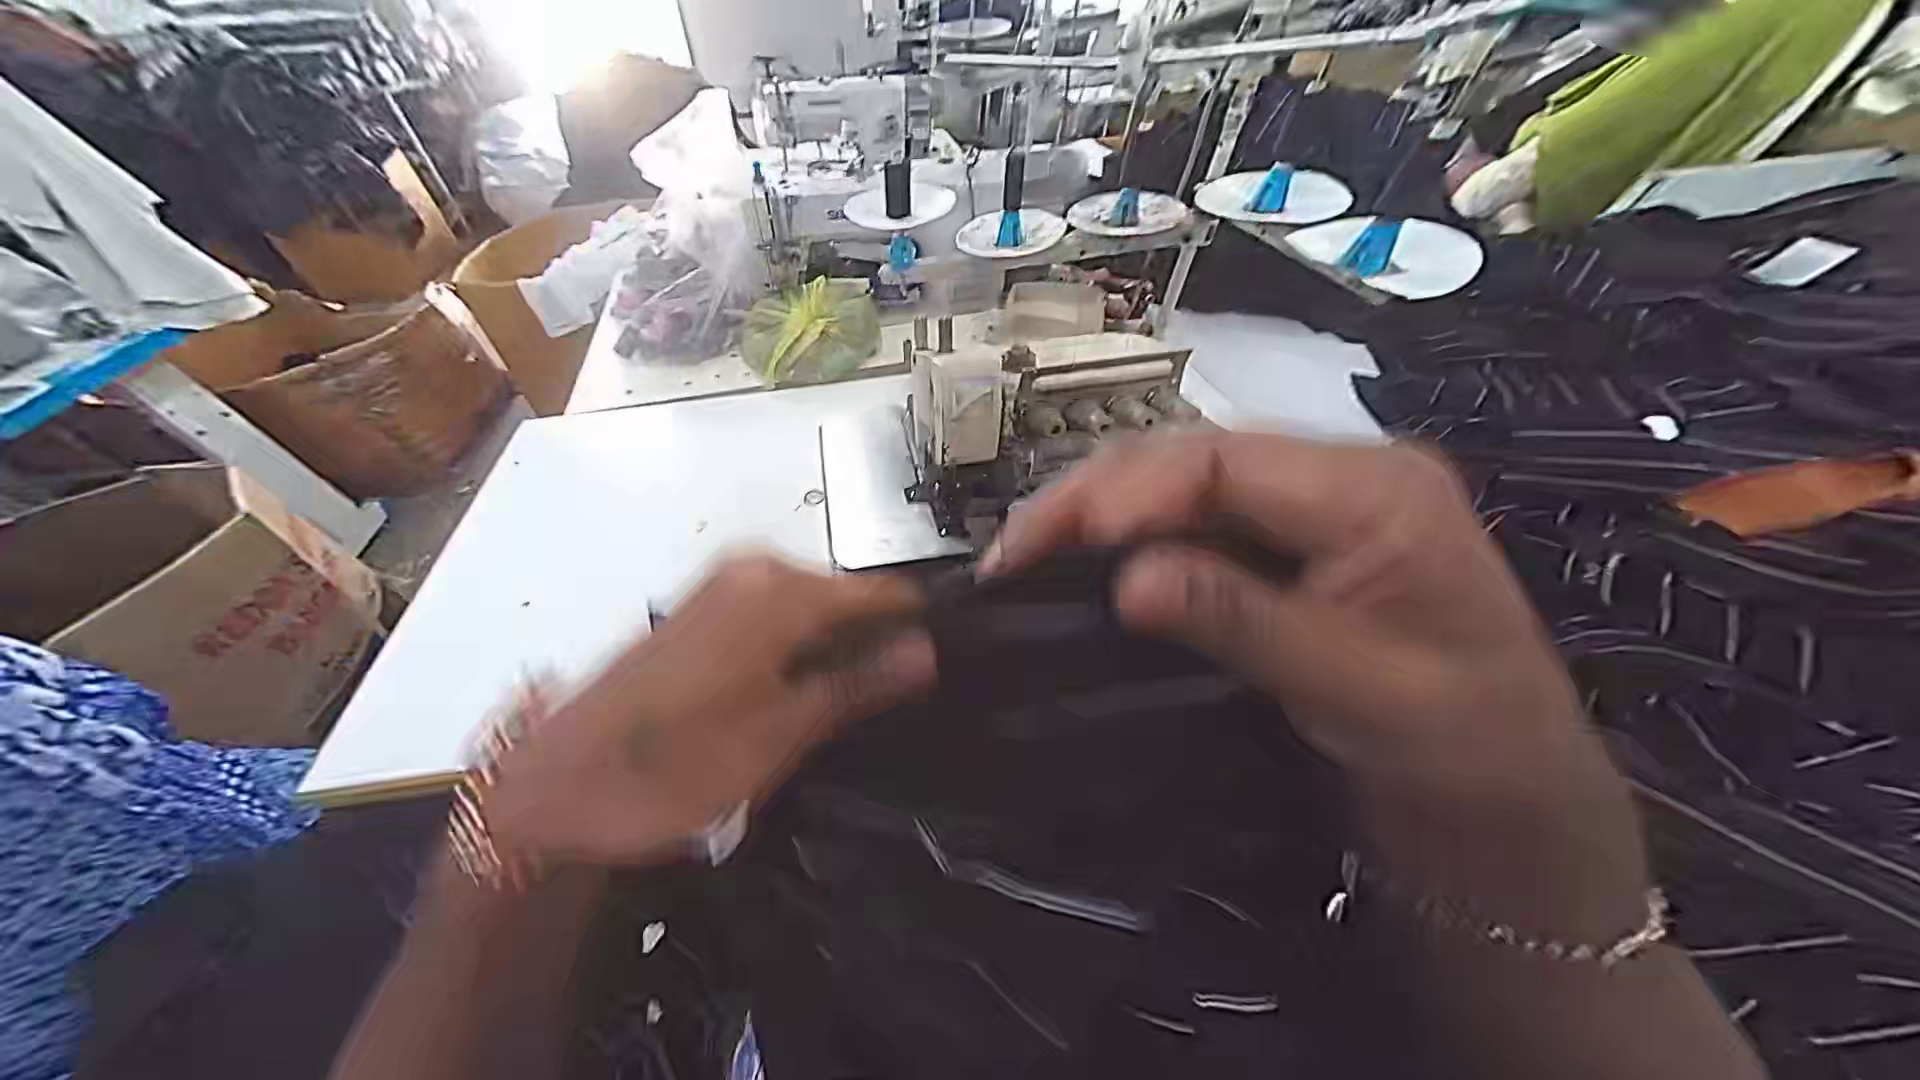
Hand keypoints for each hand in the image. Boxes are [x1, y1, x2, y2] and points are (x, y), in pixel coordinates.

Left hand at [484, 553, 935, 865]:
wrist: (553, 787)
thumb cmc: (672, 766)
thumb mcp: (781, 733)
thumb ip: (858, 683)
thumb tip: (926, 649)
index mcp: (780, 591)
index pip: (882, 592)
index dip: (914, 626)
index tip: (937, 661)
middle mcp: (753, 569)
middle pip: (846, 595)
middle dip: (871, 639)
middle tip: (884, 699)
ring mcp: (723, 582)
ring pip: (811, 605)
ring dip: (834, 645)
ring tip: (837, 704)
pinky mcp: (702, 603)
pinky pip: (776, 610)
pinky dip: (797, 642)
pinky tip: (792, 689)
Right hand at [982, 431, 1586, 794]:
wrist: (1513, 798)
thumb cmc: (1471, 749)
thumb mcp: (1364, 690)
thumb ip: (1248, 623)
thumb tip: (1132, 582)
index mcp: (1375, 489)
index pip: (1221, 460)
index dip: (1128, 490)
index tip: (1057, 537)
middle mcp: (1336, 475)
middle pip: (1186, 456)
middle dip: (1092, 494)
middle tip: (1018, 544)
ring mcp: (1304, 507)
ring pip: (1174, 482)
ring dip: (1097, 510)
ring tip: (1033, 548)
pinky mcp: (1279, 543)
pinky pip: (1185, 520)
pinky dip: (1125, 538)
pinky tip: (1084, 560)